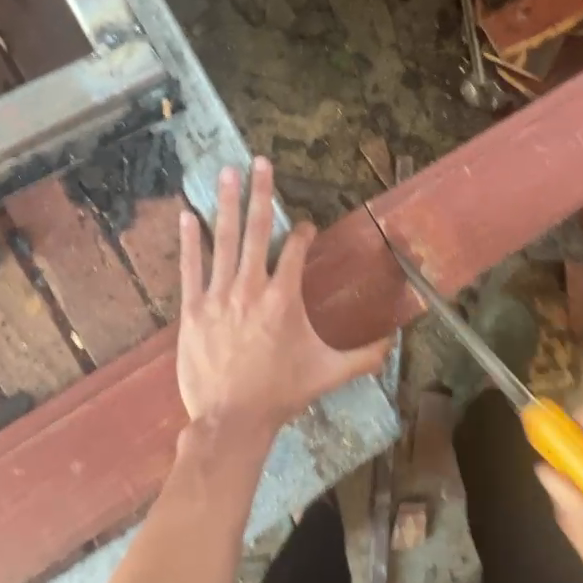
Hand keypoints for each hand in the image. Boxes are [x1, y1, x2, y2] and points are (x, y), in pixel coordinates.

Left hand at [175, 158, 390, 435]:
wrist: (231, 420)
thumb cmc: (282, 393)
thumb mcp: (329, 374)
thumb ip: (364, 356)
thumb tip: (394, 343)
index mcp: (284, 299)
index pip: (294, 250)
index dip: (302, 233)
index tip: (304, 227)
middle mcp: (251, 288)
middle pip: (256, 231)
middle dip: (260, 193)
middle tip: (260, 161)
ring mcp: (219, 296)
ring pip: (223, 241)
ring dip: (226, 204)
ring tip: (226, 173)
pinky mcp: (193, 310)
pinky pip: (191, 268)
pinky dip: (190, 241)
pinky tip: (187, 215)